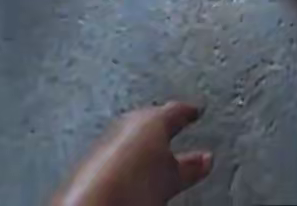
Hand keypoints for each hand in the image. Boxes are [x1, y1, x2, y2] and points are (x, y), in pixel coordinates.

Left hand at [50, 102, 213, 205]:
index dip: (189, 112)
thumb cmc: (133, 187)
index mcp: (153, 118)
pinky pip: (116, 154)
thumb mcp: (171, 180)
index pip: (177, 110)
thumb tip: (206, 159)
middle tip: (178, 134)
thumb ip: (191, 167)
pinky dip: (127, 161)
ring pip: (133, 137)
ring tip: (156, 163)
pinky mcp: (90, 162)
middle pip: (153, 121)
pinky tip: (131, 176)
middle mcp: (129, 122)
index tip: (197, 111)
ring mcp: (108, 140)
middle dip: (165, 129)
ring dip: (145, 146)